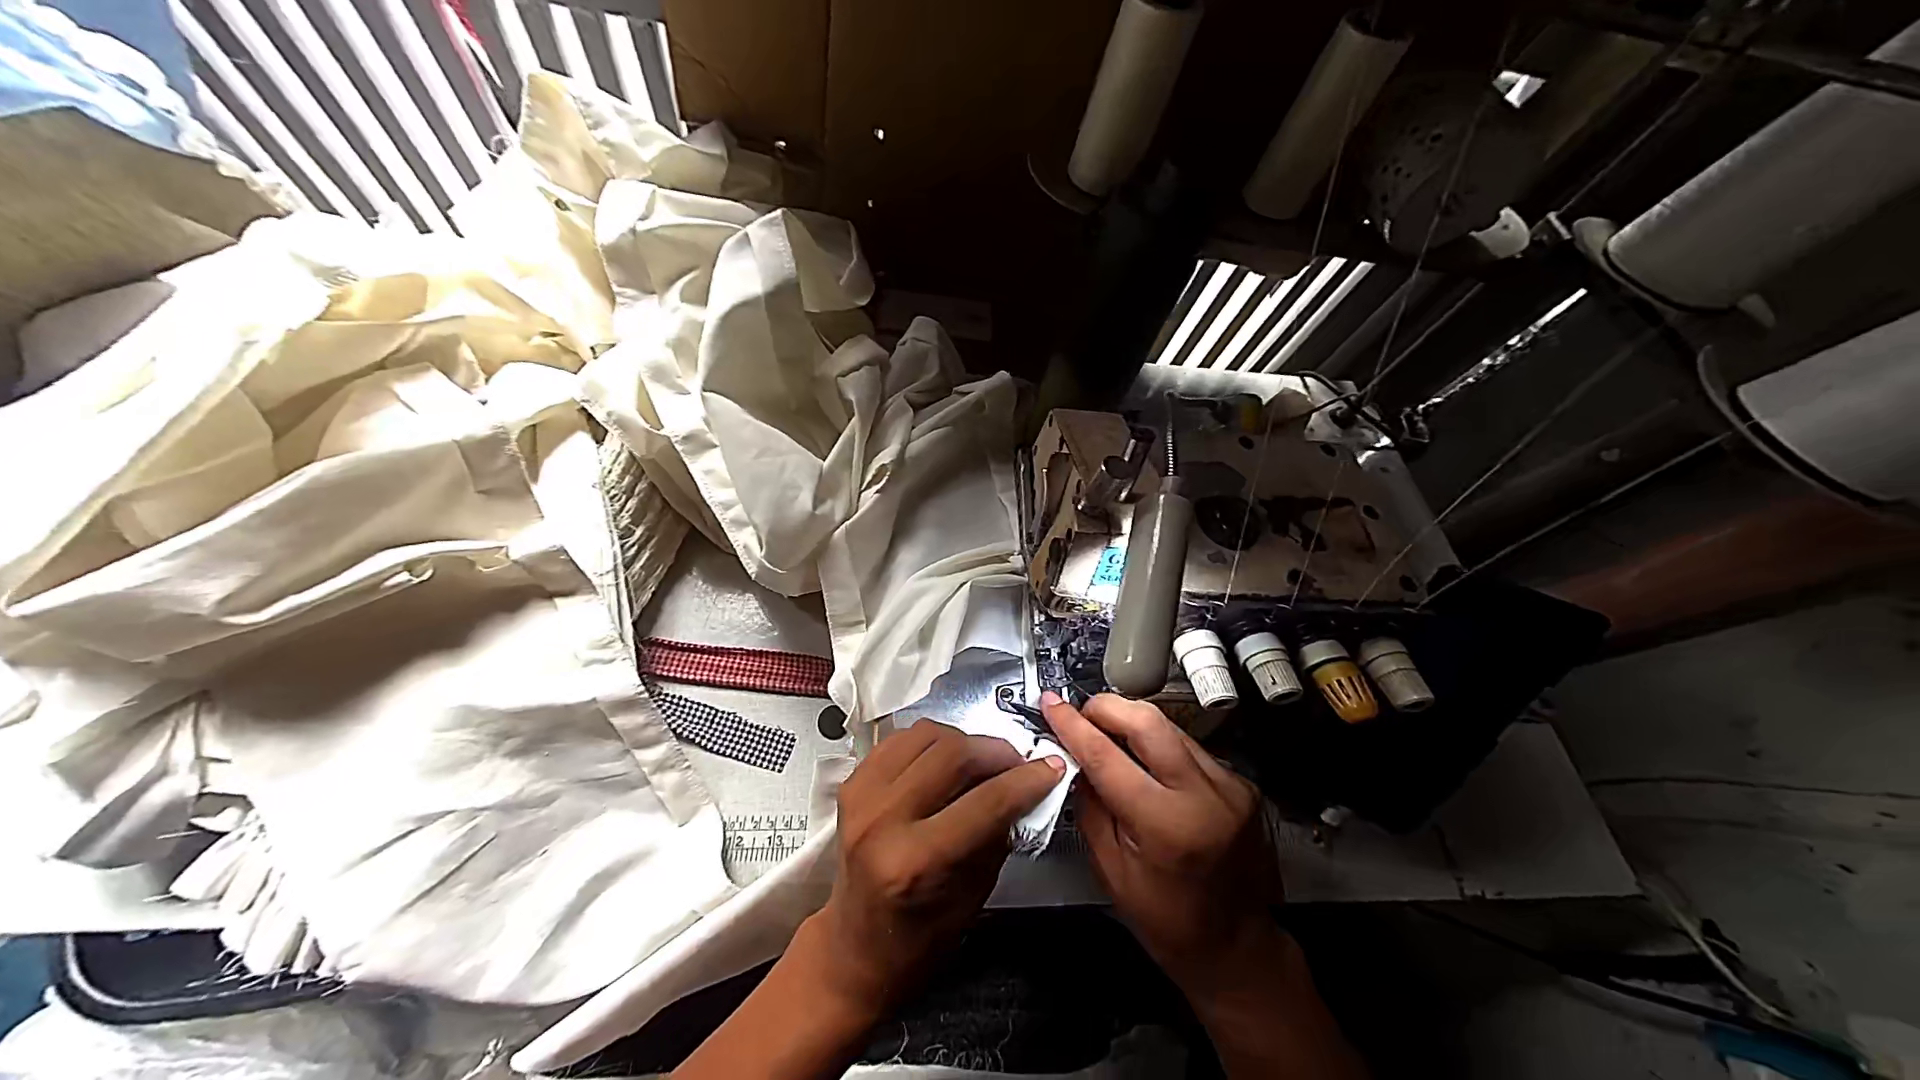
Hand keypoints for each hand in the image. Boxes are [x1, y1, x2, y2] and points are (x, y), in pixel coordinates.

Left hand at [813, 718, 1065, 1011]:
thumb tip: (1024, 785)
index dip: (1026, 780)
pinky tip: (946, 760)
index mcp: (912, 862)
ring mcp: (861, 797)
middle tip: (1018, 763)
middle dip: (996, 752)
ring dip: (963, 741)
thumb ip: (998, 833)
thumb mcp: (974, 893)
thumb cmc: (918, 938)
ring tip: (982, 761)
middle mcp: (880, 821)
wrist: (855, 947)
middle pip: (952, 755)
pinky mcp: (852, 784)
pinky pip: (899, 740)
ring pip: (925, 735)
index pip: (984, 802)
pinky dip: (930, 743)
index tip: (1050, 768)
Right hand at [1040, 691, 1279, 987]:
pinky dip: (1161, 746)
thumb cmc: (1174, 923)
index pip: (1107, 756)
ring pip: (1170, 726)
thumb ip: (1090, 808)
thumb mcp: (1112, 870)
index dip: (1072, 725)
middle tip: (1081, 715)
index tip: (1053, 706)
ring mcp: (1230, 788)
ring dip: (1133, 724)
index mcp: (1167, 826)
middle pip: (1147, 721)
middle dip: (1106, 708)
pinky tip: (1147, 765)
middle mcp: (1206, 797)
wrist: (1240, 949)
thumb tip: (1074, 760)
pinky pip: (1190, 747)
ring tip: (1109, 738)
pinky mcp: (1241, 784)